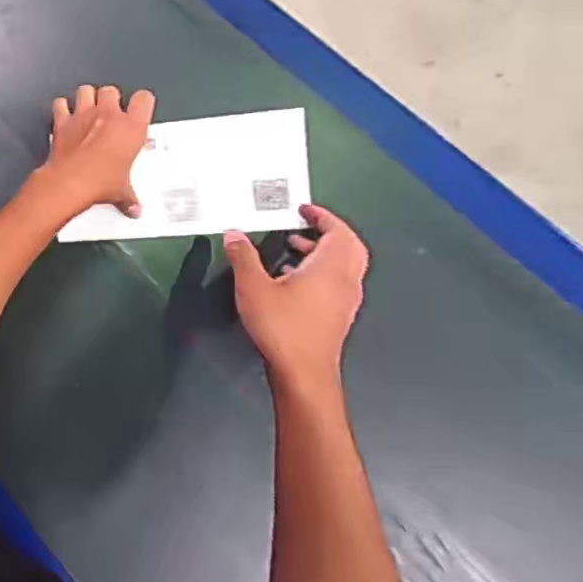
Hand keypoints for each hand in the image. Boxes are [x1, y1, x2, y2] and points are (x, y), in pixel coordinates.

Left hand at [36, 84, 155, 217]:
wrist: (70, 183)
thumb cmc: (99, 182)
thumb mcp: (121, 190)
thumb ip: (129, 196)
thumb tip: (133, 206)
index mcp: (131, 127)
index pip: (144, 99)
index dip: (141, 102)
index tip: (139, 109)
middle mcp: (108, 115)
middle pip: (111, 90)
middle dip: (110, 99)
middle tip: (109, 113)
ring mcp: (84, 115)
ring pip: (86, 90)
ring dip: (86, 97)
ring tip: (87, 109)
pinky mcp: (62, 121)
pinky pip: (60, 104)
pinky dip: (61, 108)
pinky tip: (64, 115)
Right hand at [224, 204, 368, 389]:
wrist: (303, 372)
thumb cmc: (281, 326)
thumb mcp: (252, 288)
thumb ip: (243, 258)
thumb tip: (233, 234)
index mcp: (330, 267)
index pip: (338, 231)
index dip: (322, 216)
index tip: (304, 209)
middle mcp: (345, 280)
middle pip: (349, 246)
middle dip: (328, 232)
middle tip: (304, 225)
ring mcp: (345, 300)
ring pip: (344, 266)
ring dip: (323, 252)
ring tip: (292, 249)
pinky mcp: (339, 316)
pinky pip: (337, 282)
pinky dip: (321, 271)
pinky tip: (293, 280)